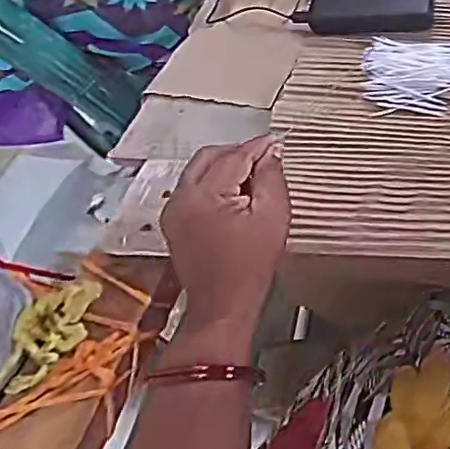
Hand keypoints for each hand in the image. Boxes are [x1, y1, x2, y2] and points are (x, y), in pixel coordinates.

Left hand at [161, 138, 289, 349]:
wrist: (223, 306)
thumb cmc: (250, 266)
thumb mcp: (273, 214)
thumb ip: (272, 176)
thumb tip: (271, 152)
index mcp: (203, 196)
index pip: (235, 157)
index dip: (259, 147)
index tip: (276, 143)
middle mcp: (180, 199)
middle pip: (210, 156)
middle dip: (239, 152)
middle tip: (266, 156)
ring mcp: (173, 212)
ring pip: (199, 169)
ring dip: (226, 164)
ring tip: (254, 175)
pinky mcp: (174, 222)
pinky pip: (193, 186)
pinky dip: (215, 180)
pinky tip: (237, 192)